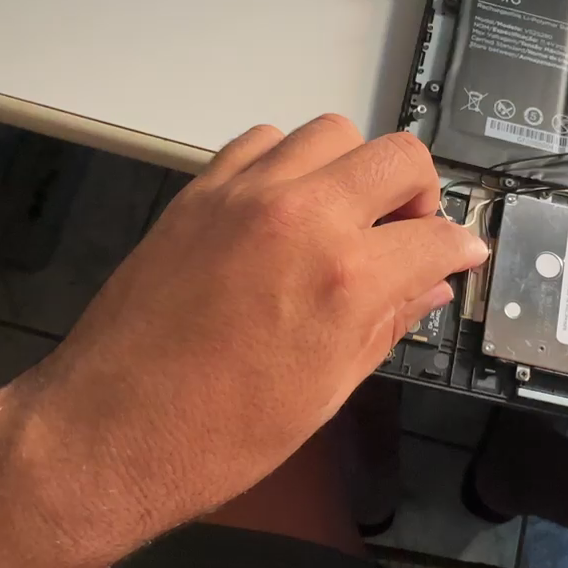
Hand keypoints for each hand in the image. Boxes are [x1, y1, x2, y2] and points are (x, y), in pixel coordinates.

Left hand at [0, 115, 488, 567]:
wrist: (108, 432)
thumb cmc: (223, 435)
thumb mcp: (329, 389)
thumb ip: (390, 321)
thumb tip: (432, 285)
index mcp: (346, 279)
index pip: (436, 235)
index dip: (460, 247)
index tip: (460, 254)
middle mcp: (303, 217)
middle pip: (399, 156)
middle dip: (420, 191)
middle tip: (404, 231)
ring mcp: (246, 193)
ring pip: (332, 132)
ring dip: (353, 168)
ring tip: (341, 215)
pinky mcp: (200, 190)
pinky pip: (264, 141)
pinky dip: (288, 163)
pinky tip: (282, 206)